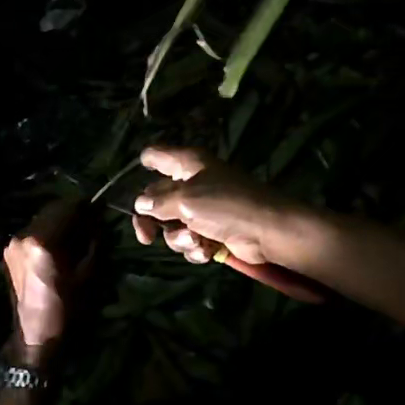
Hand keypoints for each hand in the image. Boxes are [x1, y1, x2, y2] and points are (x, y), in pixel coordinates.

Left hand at [4, 198, 93, 362]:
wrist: (36, 334)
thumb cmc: (67, 308)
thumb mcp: (88, 274)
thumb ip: (93, 242)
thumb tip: (98, 219)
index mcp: (43, 242)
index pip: (66, 207)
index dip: (84, 205)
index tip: (98, 207)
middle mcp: (24, 237)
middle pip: (51, 210)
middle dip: (70, 212)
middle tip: (89, 220)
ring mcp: (13, 244)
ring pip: (40, 219)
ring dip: (58, 221)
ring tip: (74, 233)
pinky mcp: (9, 252)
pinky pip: (31, 233)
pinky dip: (46, 232)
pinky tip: (58, 245)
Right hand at [130, 146, 316, 266]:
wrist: (267, 231)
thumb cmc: (226, 205)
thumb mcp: (185, 200)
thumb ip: (158, 202)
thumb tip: (140, 204)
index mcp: (187, 164)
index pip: (157, 155)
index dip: (145, 162)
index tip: (137, 175)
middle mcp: (192, 183)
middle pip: (156, 198)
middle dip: (153, 220)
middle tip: (146, 236)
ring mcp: (202, 209)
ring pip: (172, 225)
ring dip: (179, 238)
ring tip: (195, 240)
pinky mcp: (211, 231)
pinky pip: (189, 240)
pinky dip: (195, 248)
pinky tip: (207, 249)